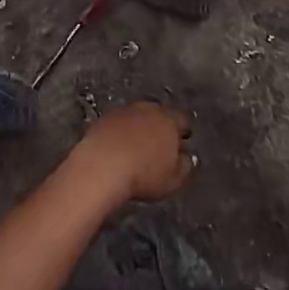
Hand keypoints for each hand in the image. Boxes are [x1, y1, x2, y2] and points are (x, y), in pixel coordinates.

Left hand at [66, 102, 195, 203]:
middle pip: (158, 113)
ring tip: (138, 145)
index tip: (183, 140)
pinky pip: (119, 123)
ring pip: (137, 116)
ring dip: (139, 127)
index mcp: (169, 121)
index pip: (182, 119)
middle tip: (160, 143)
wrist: (103, 164)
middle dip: (160, 125)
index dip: (183, 130)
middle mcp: (147, 110)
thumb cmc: (144, 174)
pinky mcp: (104, 118)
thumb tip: (185, 157)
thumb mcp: (173, 180)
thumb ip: (184, 166)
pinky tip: (118, 147)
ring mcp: (124, 111)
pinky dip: (121, 132)